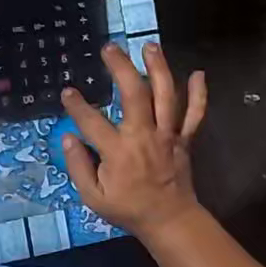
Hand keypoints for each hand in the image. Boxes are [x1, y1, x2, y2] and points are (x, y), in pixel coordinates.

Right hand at [60, 41, 207, 237]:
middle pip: (134, 94)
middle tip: (110, 48)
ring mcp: (167, 135)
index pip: (92, 121)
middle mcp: (144, 136)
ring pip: (166, 95)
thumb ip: (78, 166)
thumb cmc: (127, 208)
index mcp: (118, 152)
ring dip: (158, 68)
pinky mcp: (184, 139)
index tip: (67, 91)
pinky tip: (198, 74)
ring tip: (149, 46)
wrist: (169, 220)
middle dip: (121, 68)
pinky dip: (198, 94)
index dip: (77, 105)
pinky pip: (195, 114)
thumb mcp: (93, 197)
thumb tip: (69, 138)